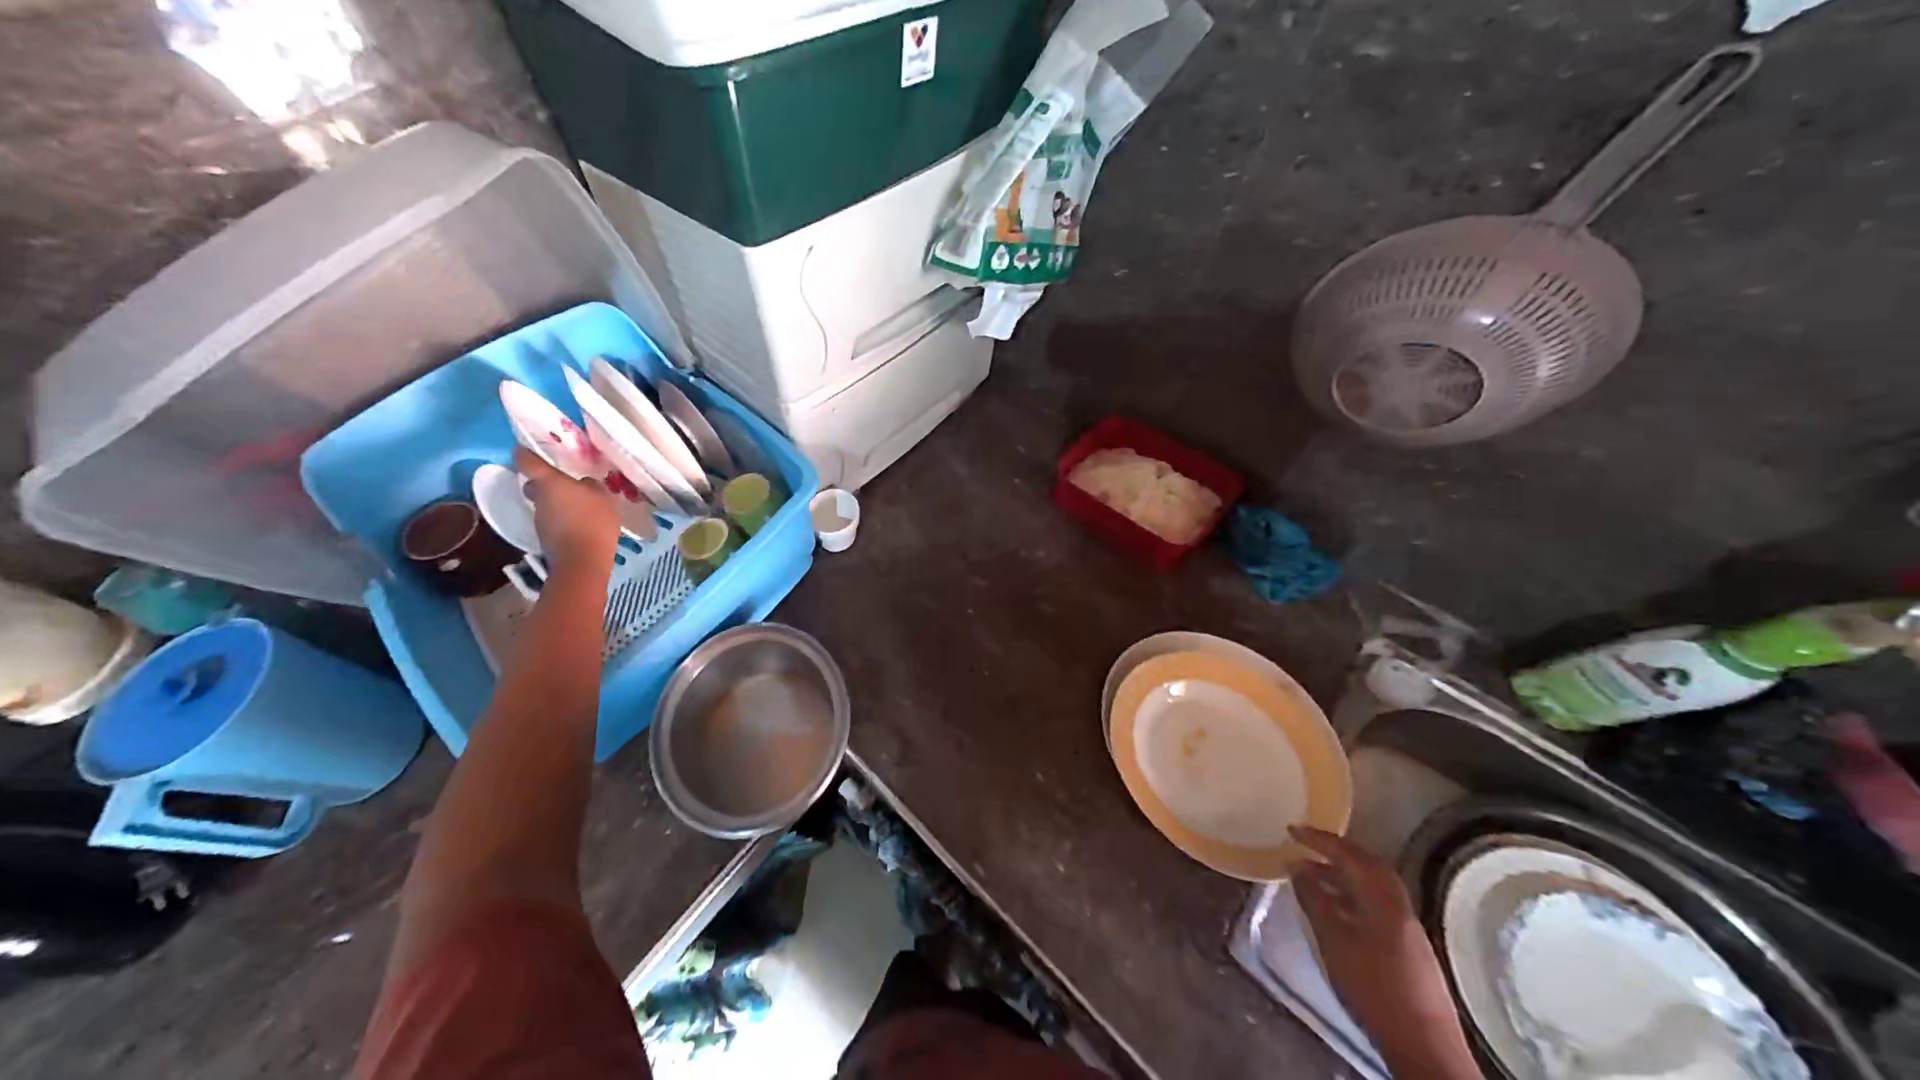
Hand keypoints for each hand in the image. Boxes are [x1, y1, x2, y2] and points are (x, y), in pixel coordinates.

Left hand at [516, 447, 618, 572]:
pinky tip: (580, 523)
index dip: (526, 452)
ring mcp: (539, 518)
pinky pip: (553, 519)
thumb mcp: (603, 496)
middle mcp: (538, 497)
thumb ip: (591, 485)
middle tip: (566, 481)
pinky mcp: (545, 535)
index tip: (528, 448)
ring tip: (580, 505)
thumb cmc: (593, 521)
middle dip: (546, 481)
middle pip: (535, 484)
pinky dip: (563, 518)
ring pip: (545, 502)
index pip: (527, 460)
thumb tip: (583, 483)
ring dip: (558, 501)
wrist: (582, 561)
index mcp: (549, 481)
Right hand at [1290, 825, 1480, 1079]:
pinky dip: (1351, 894)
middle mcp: (1399, 905)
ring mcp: (1406, 926)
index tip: (1292, 829)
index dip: (1319, 840)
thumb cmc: (1373, 987)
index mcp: (1383, 898)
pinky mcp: (1406, 945)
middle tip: (1304, 845)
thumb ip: (1315, 899)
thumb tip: (1297, 866)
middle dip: (1335, 852)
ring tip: (1310, 874)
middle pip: (1367, 865)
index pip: (1349, 855)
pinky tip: (1332, 907)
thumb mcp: (1334, 940)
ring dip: (1342, 874)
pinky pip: (1374, 902)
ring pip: (1371, 885)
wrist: (1423, 1043)